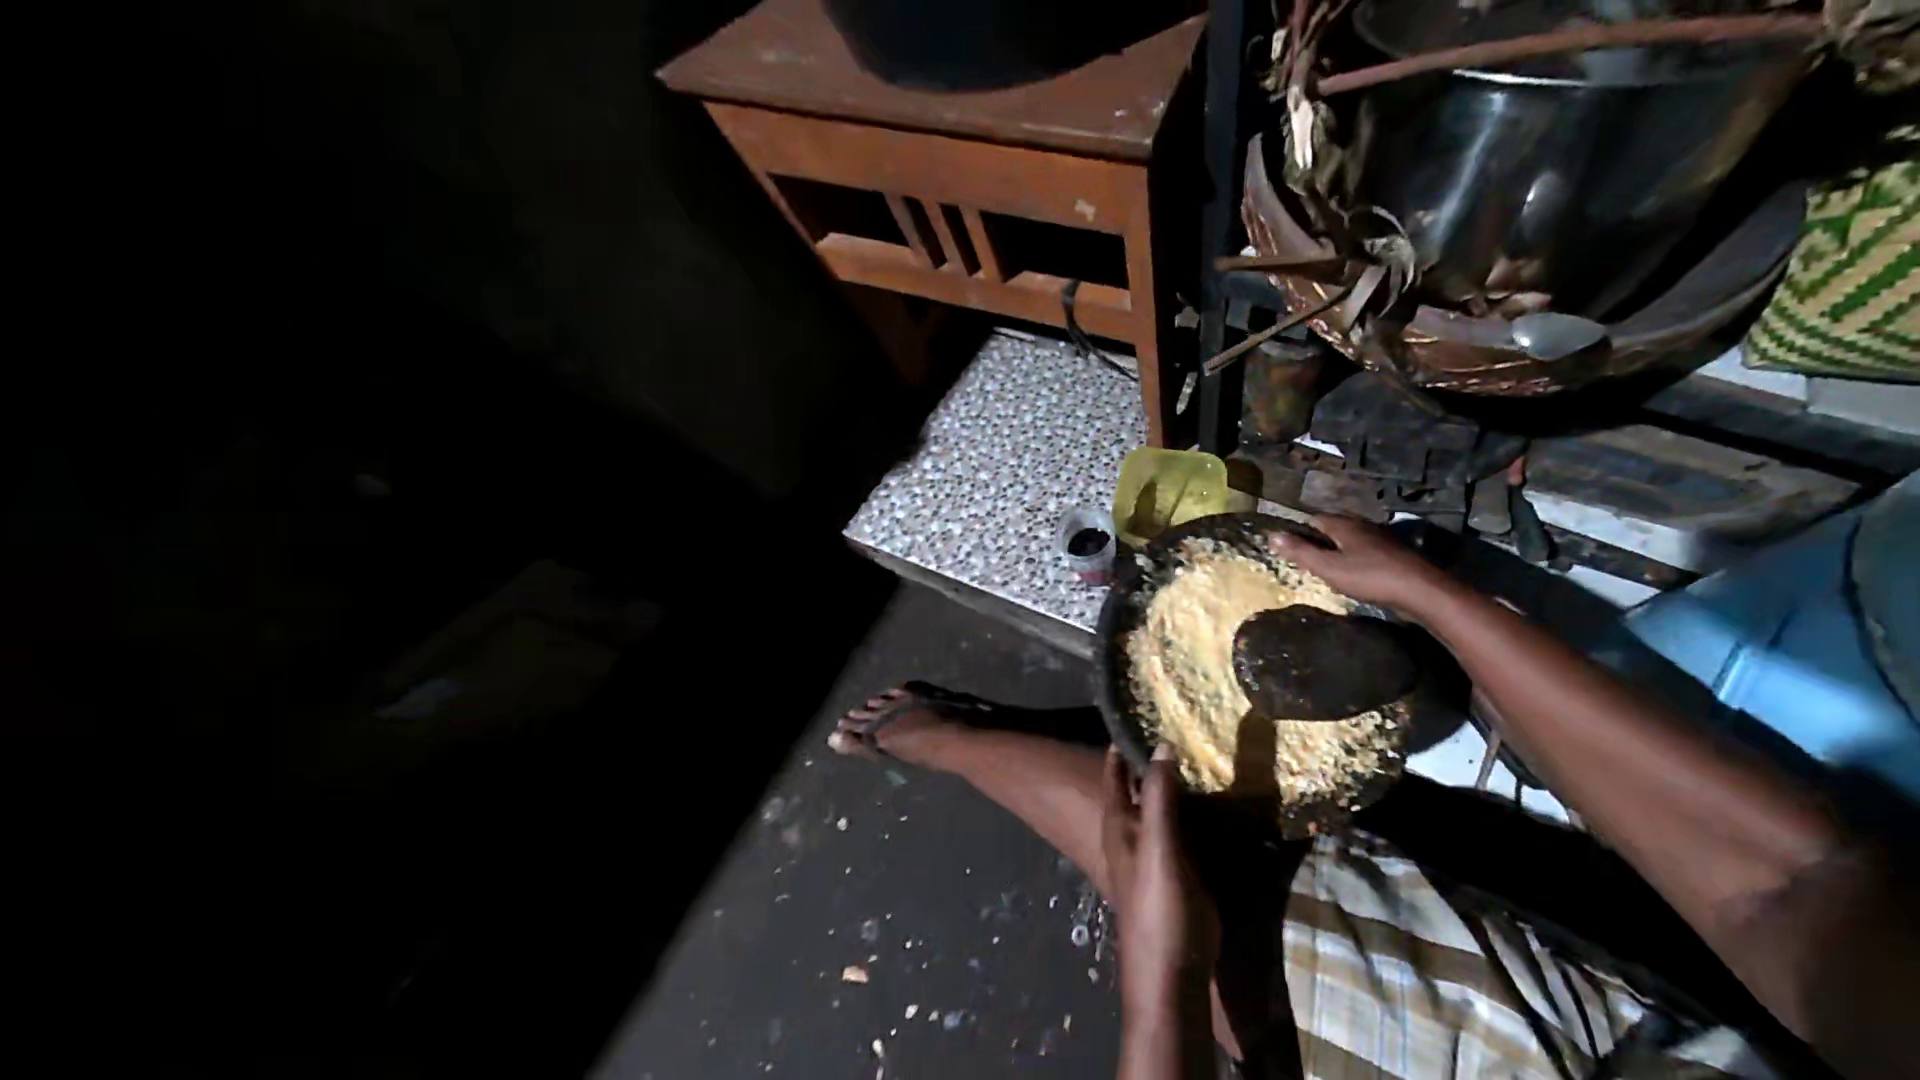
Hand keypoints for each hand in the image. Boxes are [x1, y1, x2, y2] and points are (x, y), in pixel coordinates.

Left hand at [1103, 745, 1218, 1014]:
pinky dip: (1196, 807)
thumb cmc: (1156, 904)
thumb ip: (1159, 797)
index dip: (1125, 741)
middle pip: (1142, 783)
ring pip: (1165, 802)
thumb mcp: (1157, 846)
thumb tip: (1161, 744)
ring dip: (1178, 780)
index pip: (1116, 768)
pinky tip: (1217, 795)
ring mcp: (1158, 847)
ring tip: (1204, 748)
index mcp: (1120, 820)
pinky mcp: (1181, 865)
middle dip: (1156, 756)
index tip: (1142, 711)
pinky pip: (1186, 825)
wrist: (1173, 968)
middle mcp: (1135, 828)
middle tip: (1183, 721)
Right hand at [1269, 514, 1457, 616]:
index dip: (1299, 532)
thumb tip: (1272, 535)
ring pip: (1350, 540)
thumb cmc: (1370, 577)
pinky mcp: (1394, 555)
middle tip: (1306, 561)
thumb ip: (1300, 552)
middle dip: (1318, 541)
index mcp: (1344, 525)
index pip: (1314, 520)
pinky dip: (1355, 559)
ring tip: (1327, 569)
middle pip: (1333, 528)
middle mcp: (1363, 526)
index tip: (1290, 549)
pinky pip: (1365, 551)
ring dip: (1337, 551)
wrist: (1422, 591)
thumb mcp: (1327, 567)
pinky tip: (1354, 575)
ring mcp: (1381, 539)